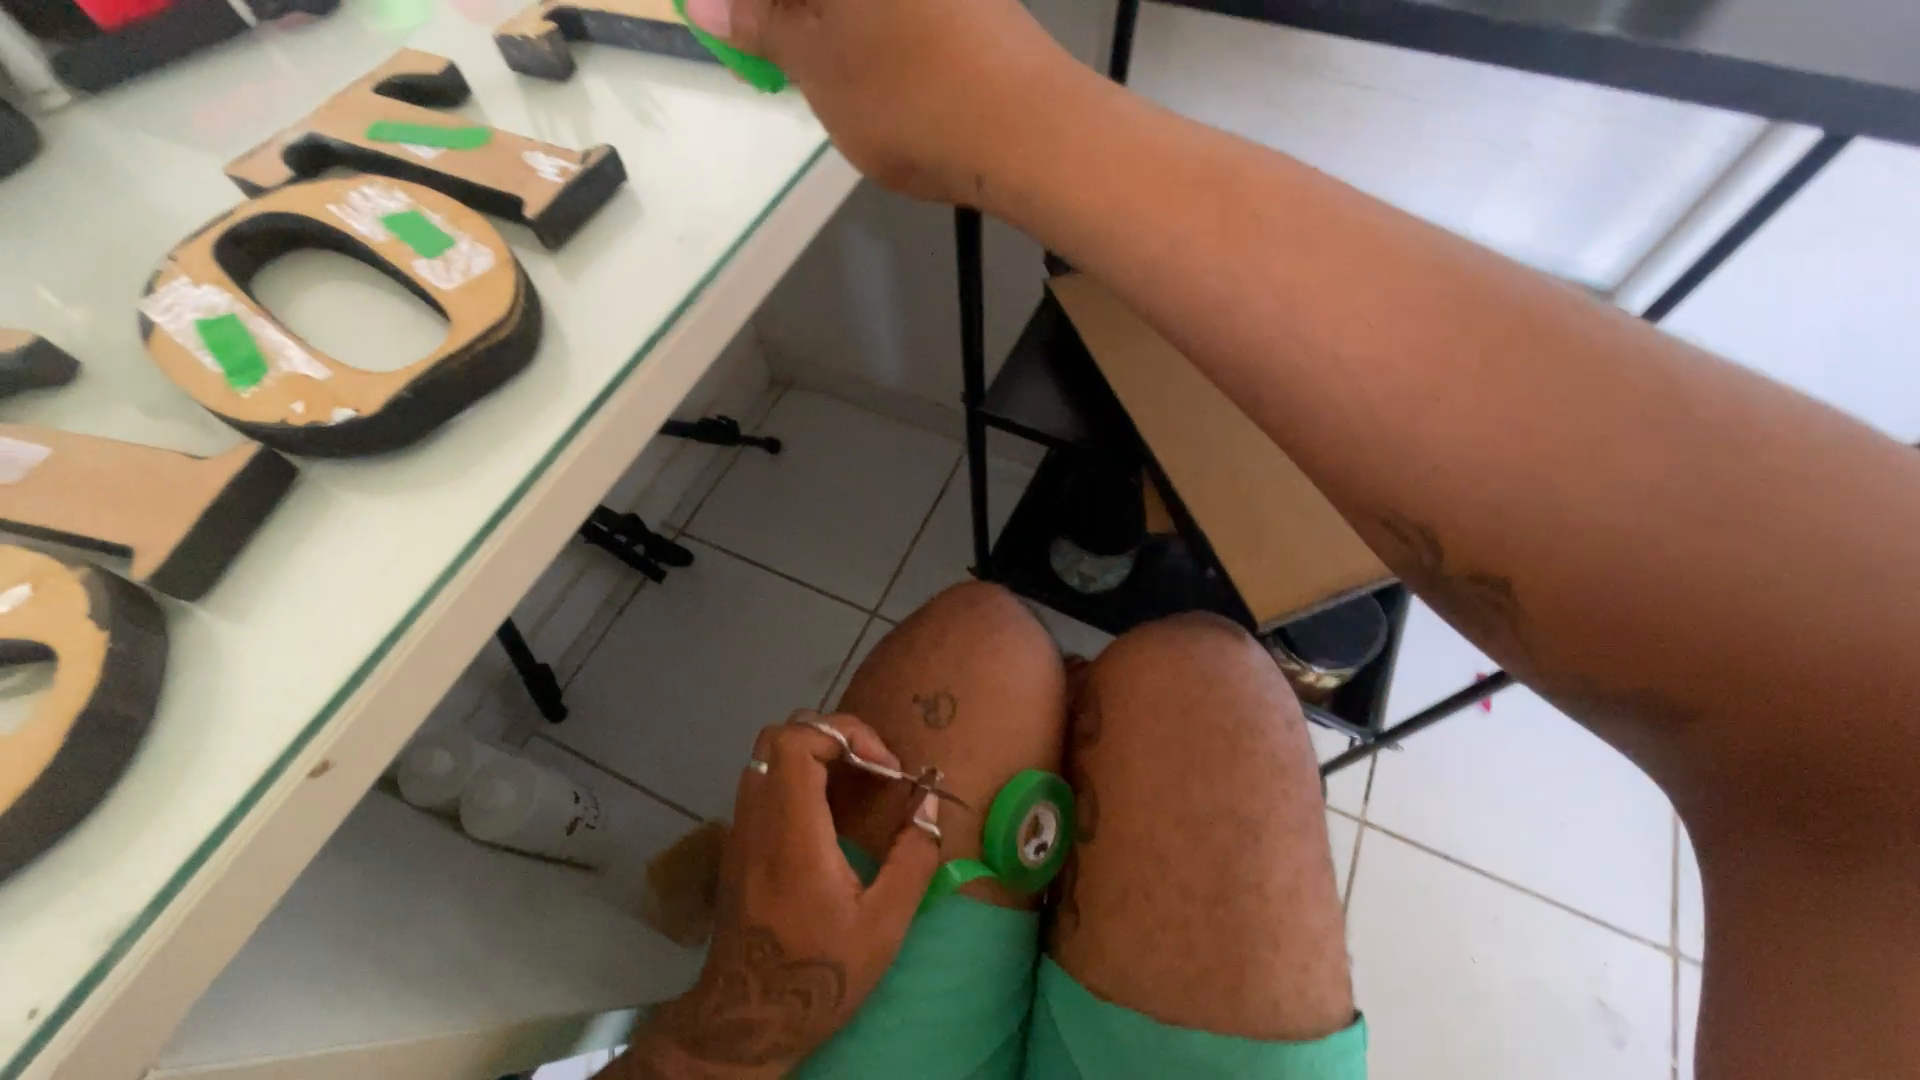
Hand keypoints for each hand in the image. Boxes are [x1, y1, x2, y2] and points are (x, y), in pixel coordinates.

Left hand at [638, 712, 942, 1075]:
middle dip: (833, 735)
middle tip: (873, 767)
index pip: (798, 742)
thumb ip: (914, 857)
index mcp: (792, 833)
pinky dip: (799, 775)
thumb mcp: (885, 925)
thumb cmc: (820, 971)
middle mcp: (758, 819)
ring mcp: (741, 829)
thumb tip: (929, 802)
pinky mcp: (738, 843)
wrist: (747, 1018)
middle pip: (779, 735)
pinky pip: (764, 782)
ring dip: (815, 753)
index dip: (845, 734)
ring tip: (857, 784)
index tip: (884, 767)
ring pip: (766, 756)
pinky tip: (832, 811)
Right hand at [683, 0, 1078, 203]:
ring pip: (854, 7)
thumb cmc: (913, 100)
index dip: (743, 8)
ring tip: (808, 63)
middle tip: (762, 45)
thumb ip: (763, 26)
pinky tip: (862, 66)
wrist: (1032, 133)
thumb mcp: (821, 71)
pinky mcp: (964, 4)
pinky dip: (862, 26)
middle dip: (782, 12)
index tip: (725, 23)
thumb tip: (701, 2)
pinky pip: (892, 12)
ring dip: (818, 18)